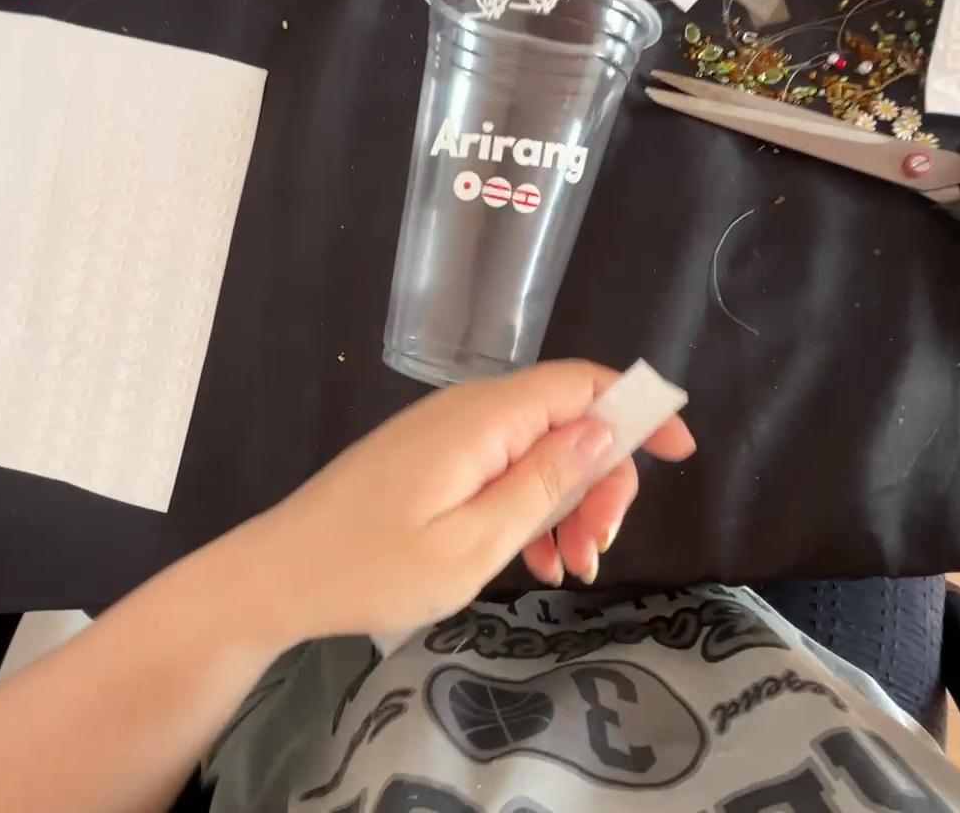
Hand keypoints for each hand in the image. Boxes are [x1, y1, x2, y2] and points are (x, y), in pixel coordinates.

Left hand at [235, 360, 695, 641]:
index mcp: (482, 420)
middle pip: (563, 419)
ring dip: (565, 501)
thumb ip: (541, 482)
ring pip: (535, 448)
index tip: (679, 451)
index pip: (579, 384)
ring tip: (566, 566)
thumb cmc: (373, 568)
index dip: (636, 408)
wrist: (280, 574)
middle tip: (598, 548)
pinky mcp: (432, 456)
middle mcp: (468, 411)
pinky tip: (532, 558)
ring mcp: (446, 432)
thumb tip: (602, 432)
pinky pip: (500, 466)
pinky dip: (528, 505)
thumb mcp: (473, 543)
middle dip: (599, 479)